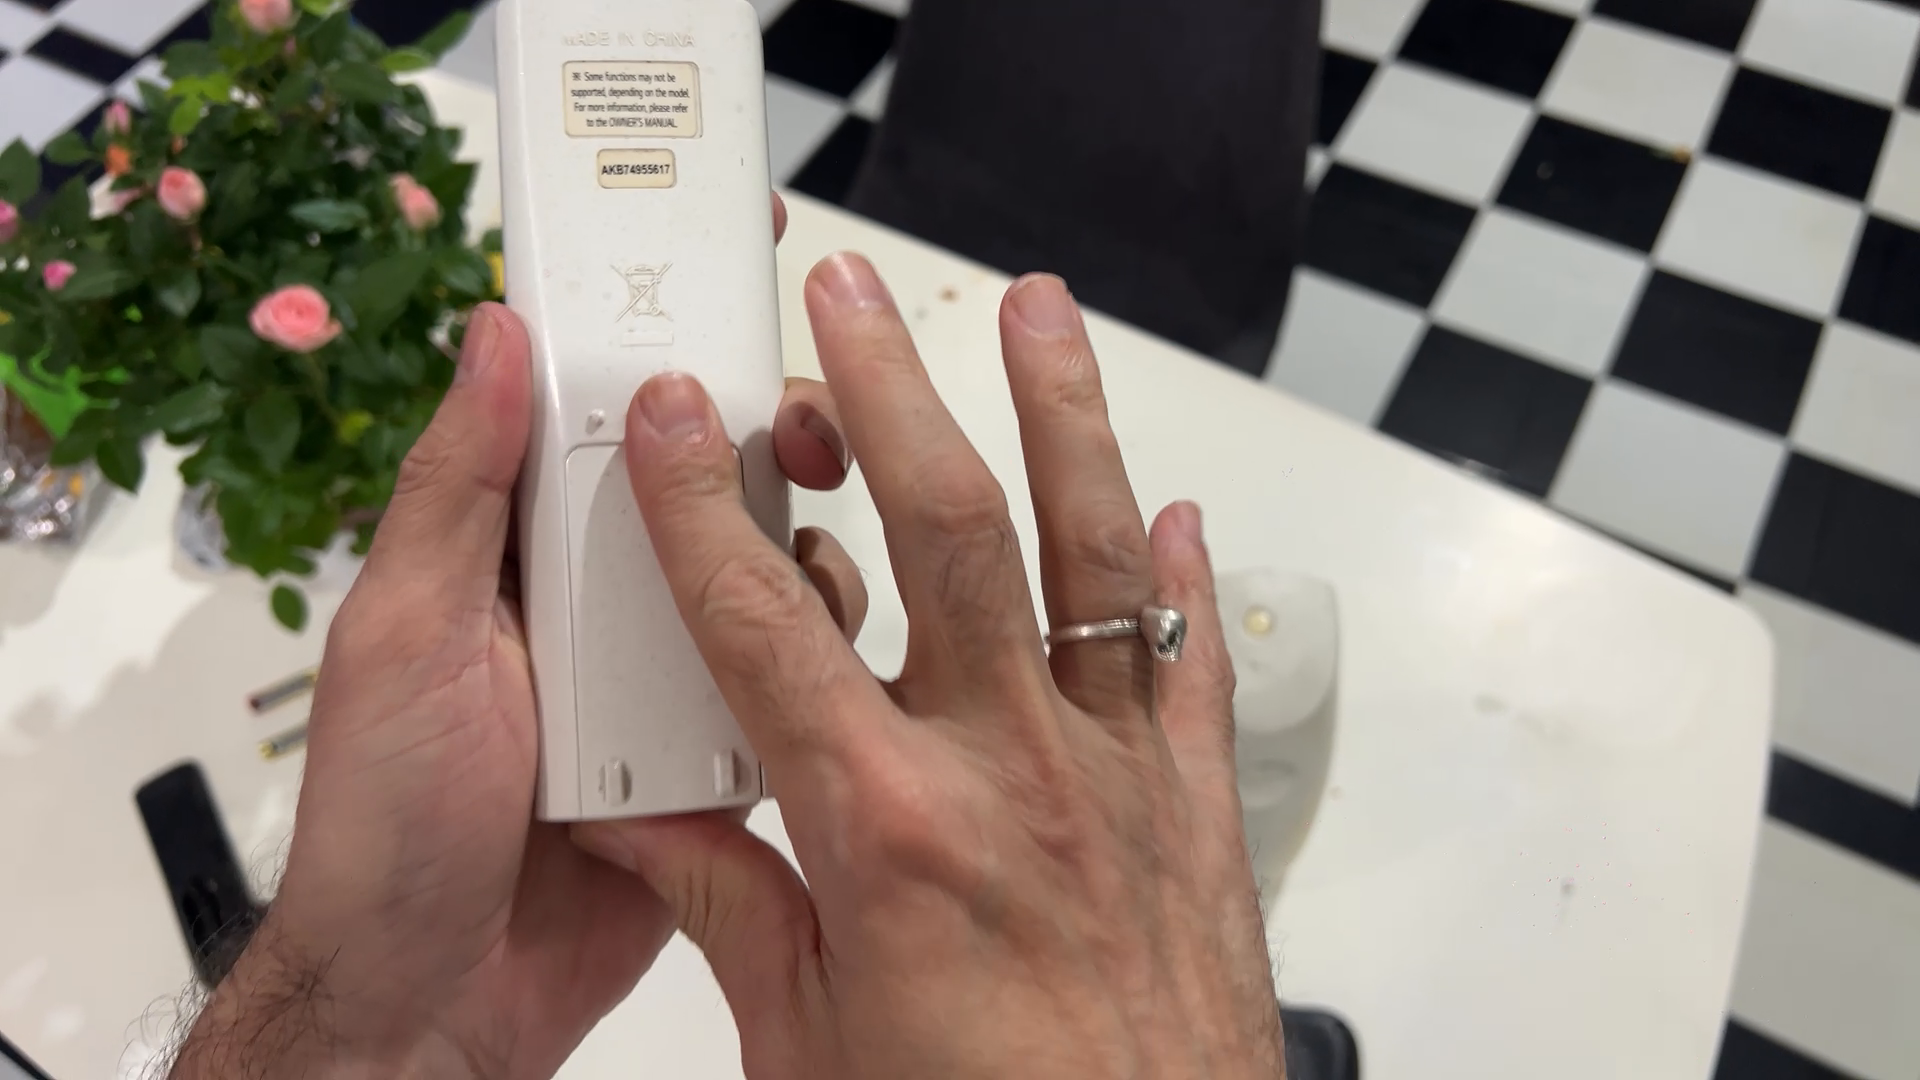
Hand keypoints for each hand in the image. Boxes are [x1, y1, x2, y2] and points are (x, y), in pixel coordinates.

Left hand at [169, 202, 870, 1078]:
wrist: (456, 988)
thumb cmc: (406, 811)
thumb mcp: (410, 630)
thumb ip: (460, 490)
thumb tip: (499, 333)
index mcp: (552, 543)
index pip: (619, 415)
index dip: (675, 340)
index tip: (738, 276)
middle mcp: (632, 587)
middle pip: (724, 480)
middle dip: (779, 437)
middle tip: (810, 434)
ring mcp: (691, 658)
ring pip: (779, 570)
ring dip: (808, 553)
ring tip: (814, 567)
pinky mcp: (736, 728)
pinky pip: (801, 667)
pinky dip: (824, 652)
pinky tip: (832, 662)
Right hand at [576, 257, 1282, 1077]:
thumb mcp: (803, 1034)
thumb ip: (733, 900)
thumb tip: (651, 817)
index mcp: (885, 830)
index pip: (764, 624)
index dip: (702, 508)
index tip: (674, 418)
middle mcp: (1010, 766)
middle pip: (946, 527)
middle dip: (889, 390)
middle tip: (855, 291)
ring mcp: (1116, 764)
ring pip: (1092, 549)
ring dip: (1062, 416)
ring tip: (1037, 311)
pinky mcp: (1192, 793)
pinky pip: (1190, 655)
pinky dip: (1180, 572)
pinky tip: (1172, 502)